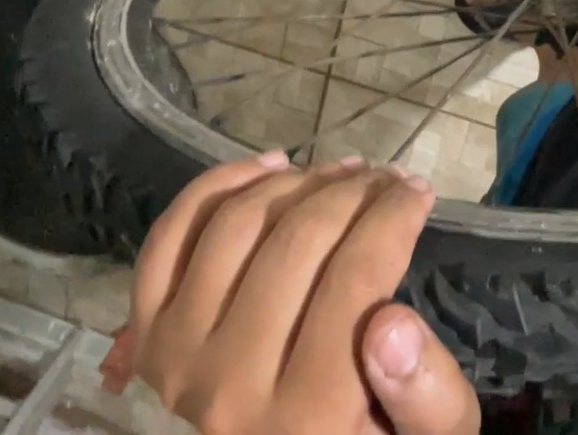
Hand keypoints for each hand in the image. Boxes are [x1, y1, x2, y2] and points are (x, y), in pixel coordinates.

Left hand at [129, 152, 480, 434]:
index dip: (396, 215)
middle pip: (299, 241)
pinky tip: (271, 167)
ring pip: (238, 224)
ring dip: (298, 179)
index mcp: (309, 419)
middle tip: (387, 176)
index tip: (420, 188)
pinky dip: (221, 183)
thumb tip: (391, 324)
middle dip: (355, 189)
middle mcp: (230, 387)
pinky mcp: (148, 334)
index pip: (358, 277)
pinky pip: (173, 233)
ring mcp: (178, 356)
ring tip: (340, 172)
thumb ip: (429, 398)